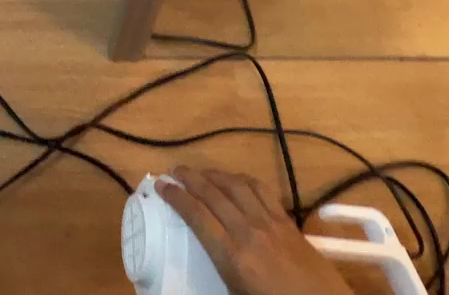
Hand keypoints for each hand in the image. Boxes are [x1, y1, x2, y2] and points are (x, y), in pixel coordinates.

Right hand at [158, 166, 356, 294]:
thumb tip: (194, 277)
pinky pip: (261, 190)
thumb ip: (218, 278)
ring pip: (236, 186)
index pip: (197, 216)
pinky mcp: (288, 222)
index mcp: (233, 257)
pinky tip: (235, 180)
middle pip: (213, 194)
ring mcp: (270, 223)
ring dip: (214, 174)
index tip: (160, 185)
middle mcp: (248, 232)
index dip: (176, 198)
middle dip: (190, 178)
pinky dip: (242, 180)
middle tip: (173, 171)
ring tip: (199, 172)